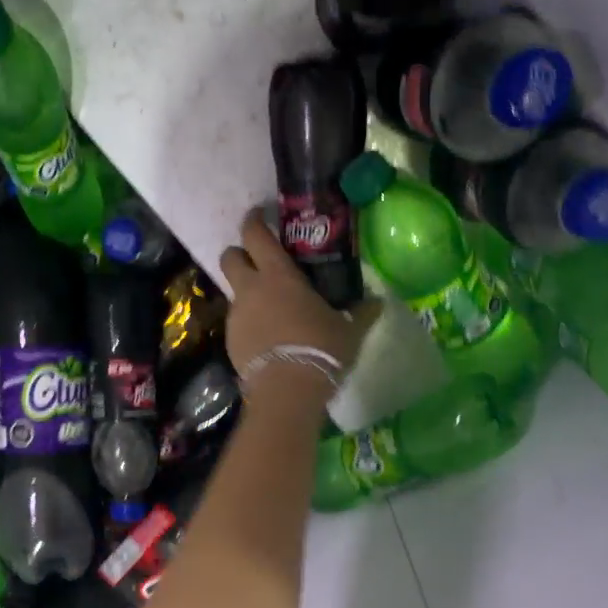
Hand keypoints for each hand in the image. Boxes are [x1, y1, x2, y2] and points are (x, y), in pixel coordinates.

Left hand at [217, 210, 365, 377]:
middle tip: (256, 261)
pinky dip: (249, 325)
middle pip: (229, 258)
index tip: (259, 215)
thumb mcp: (348, 331)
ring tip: (270, 310)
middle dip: (239, 254)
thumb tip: (378, 302)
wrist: (286, 393)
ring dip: (247, 295)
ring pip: (233, 293)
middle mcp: (250, 290)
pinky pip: (238, 324)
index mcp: (278, 275)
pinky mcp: (230, 343)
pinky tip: (267, 339)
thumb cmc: (320, 350)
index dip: (254, 220)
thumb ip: (361, 313)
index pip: (255, 234)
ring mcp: (236, 317)